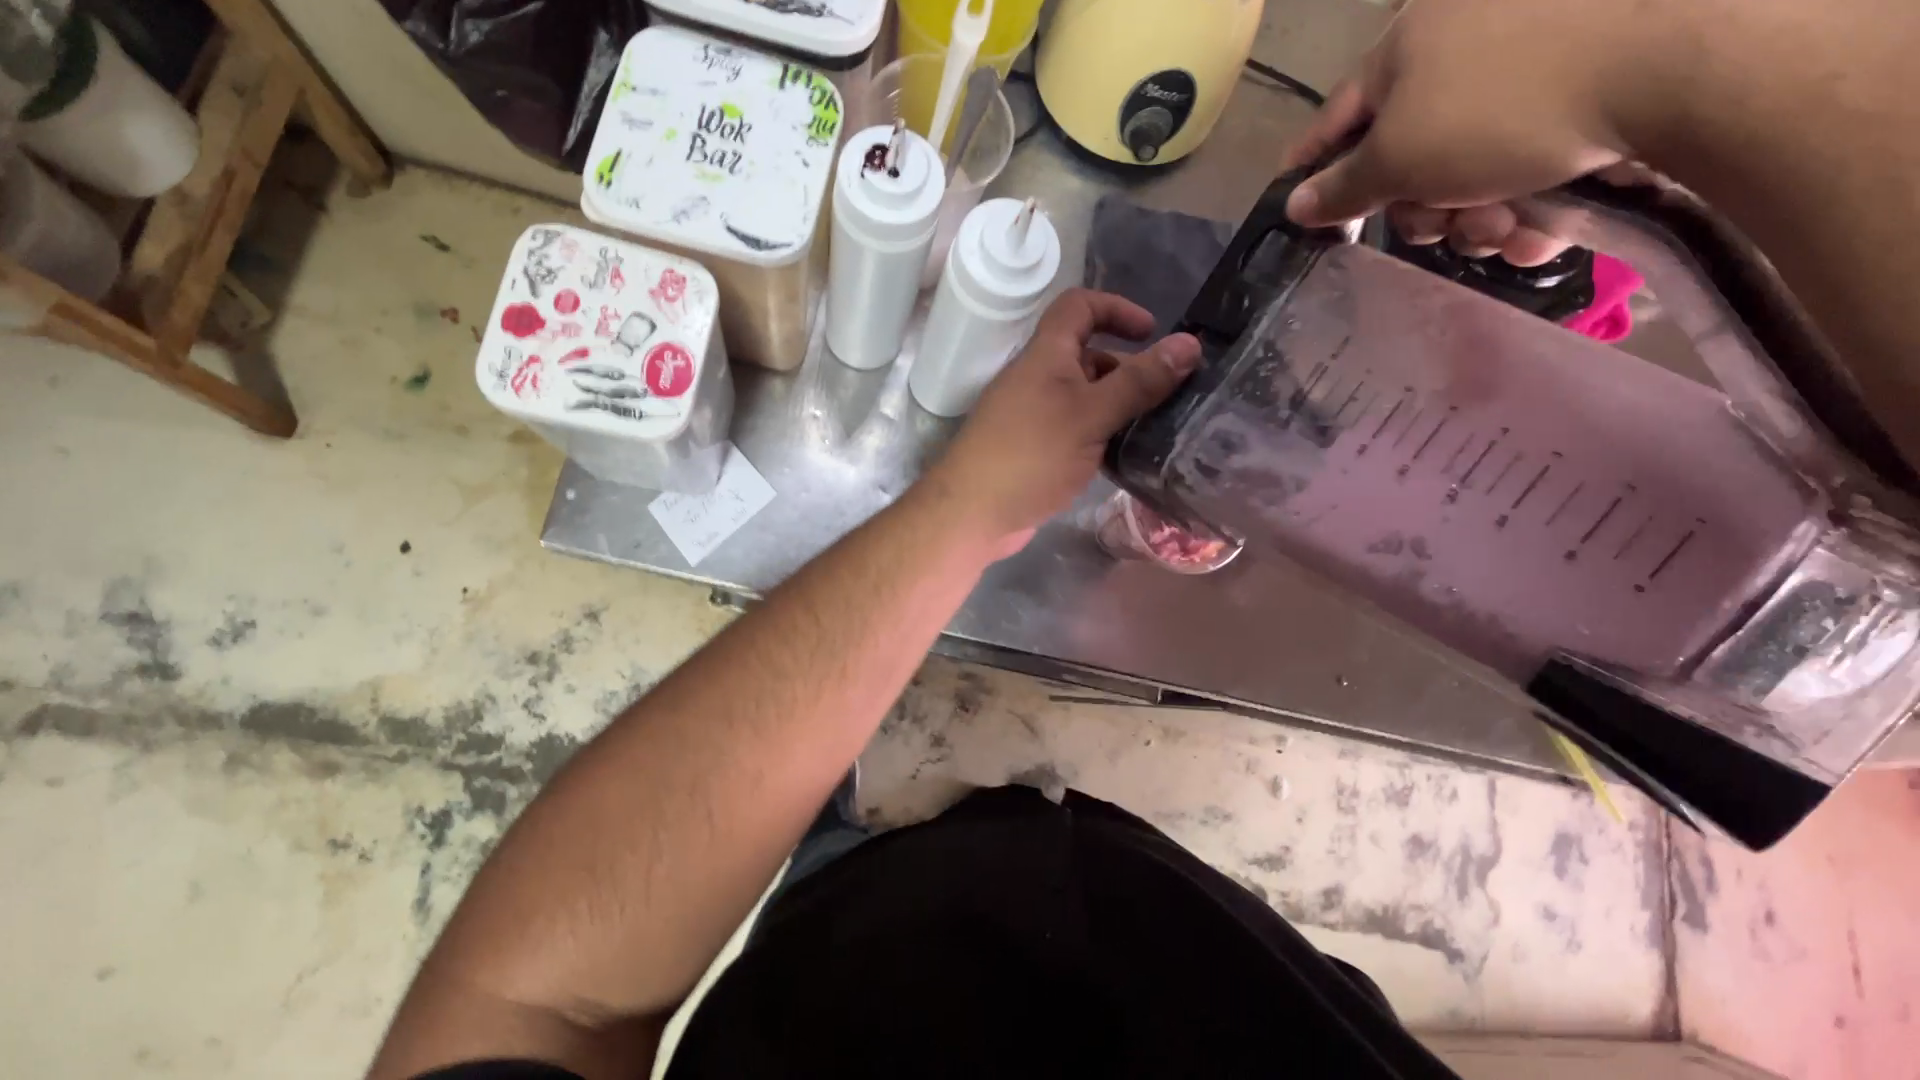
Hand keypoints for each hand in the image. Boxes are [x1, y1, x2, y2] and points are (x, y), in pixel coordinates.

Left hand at [918, 288, 1200, 557]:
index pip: (1079, 307)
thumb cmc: (1031, 455)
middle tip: (1171, 393)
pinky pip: (1077, 430)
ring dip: (1120, 406)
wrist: (973, 514)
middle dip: (1129, 367)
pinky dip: (1103, 435)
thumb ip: (1139, 381)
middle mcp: (1038, 379)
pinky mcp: (1035, 451)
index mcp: (1046, 355)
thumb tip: (1190, 343)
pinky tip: (1129, 457)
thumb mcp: (1091, 414)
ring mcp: (1034, 416)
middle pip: (1088, 355)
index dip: (1116, 308)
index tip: (1152, 332)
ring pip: (1086, 397)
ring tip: (1160, 428)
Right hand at [1280, 0, 1680, 263]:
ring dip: (1478, 217)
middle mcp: (1462, 46)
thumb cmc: (1503, 107)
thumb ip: (1342, 187)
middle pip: (1408, 154)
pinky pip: (1528, 159)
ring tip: (1506, 230)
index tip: (1296, 205)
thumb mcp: (1401, 157)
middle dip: (1421, 207)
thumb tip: (1294, 204)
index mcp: (1407, 46)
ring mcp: (1528, 65)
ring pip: (1470, 168)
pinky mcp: (1586, 88)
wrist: (1675, 62)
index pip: (1335, 119)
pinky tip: (1544, 227)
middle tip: (1440, 229)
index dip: (1311, 167)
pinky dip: (1530, 202)